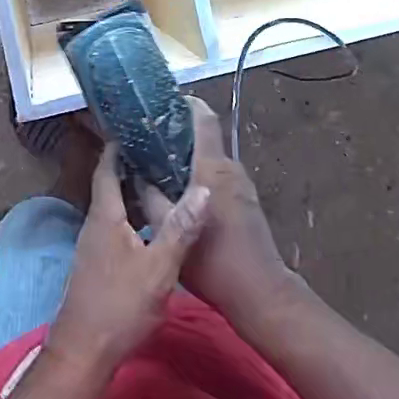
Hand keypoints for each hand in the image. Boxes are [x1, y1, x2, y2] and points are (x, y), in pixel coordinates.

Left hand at [43, 142, 210, 372]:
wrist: (85, 348)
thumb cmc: (120, 304)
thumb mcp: (159, 268)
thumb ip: (180, 229)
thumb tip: (202, 189)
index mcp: (104, 216)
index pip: (106, 170)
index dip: (117, 148)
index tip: (133, 129)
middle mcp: (94, 224)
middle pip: (109, 186)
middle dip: (129, 168)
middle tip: (156, 152)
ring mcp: (93, 244)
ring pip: (112, 207)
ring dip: (131, 193)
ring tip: (159, 183)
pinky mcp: (97, 262)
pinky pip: (114, 225)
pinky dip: (131, 216)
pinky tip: (149, 225)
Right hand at [140, 96, 296, 315]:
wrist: (261, 295)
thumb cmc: (213, 260)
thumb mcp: (169, 229)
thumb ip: (151, 197)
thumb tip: (137, 176)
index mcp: (212, 167)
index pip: (204, 119)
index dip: (187, 104)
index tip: (165, 102)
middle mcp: (230, 170)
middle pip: (205, 140)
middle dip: (178, 136)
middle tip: (148, 139)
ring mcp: (242, 188)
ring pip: (210, 162)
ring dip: (188, 160)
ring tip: (157, 167)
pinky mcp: (246, 205)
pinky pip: (218, 179)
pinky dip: (199, 178)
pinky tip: (179, 194)